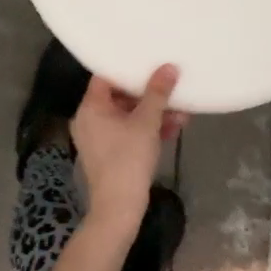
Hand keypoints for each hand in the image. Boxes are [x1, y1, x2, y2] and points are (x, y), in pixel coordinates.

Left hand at [69, 64, 186, 233]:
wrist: (119, 207)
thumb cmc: (128, 159)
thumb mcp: (147, 122)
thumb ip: (158, 93)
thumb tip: (169, 67)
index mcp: (90, 107)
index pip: (105, 76)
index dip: (127, 69)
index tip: (149, 63)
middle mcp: (88, 120)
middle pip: (119, 97)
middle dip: (149, 96)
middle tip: (172, 90)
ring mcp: (97, 138)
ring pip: (127, 117)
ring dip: (153, 114)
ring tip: (181, 114)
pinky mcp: (108, 154)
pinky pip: (127, 133)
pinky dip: (146, 130)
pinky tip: (172, 130)